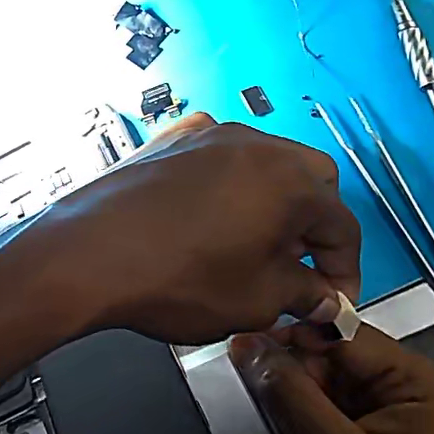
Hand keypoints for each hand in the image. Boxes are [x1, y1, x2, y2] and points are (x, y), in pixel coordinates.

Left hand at [0, 113, 359, 344]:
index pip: (342, 223)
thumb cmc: (174, 276)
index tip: (331, 298)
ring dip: (271, 200)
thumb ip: (303, 293)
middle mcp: (248, 142)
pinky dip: (228, 184)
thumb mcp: (256, 298)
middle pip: (308, 179)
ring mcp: (203, 134)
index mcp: (286, 177)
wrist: (89, 252)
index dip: (345, 269)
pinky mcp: (167, 141)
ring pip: (261, 162)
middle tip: (297, 267)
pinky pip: (216, 156)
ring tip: (252, 247)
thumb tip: (320, 295)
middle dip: (312, 223)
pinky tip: (209, 221)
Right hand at [229, 326, 433, 433]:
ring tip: (287, 432)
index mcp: (428, 388)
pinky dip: (313, 430)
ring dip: (301, 408)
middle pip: (335, 361)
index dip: (292, 337)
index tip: (247, 348)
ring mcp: (407, 427)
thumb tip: (249, 346)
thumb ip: (294, 396)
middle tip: (262, 397)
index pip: (343, 333)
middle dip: (295, 379)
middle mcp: (421, 398)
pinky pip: (339, 420)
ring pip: (331, 391)